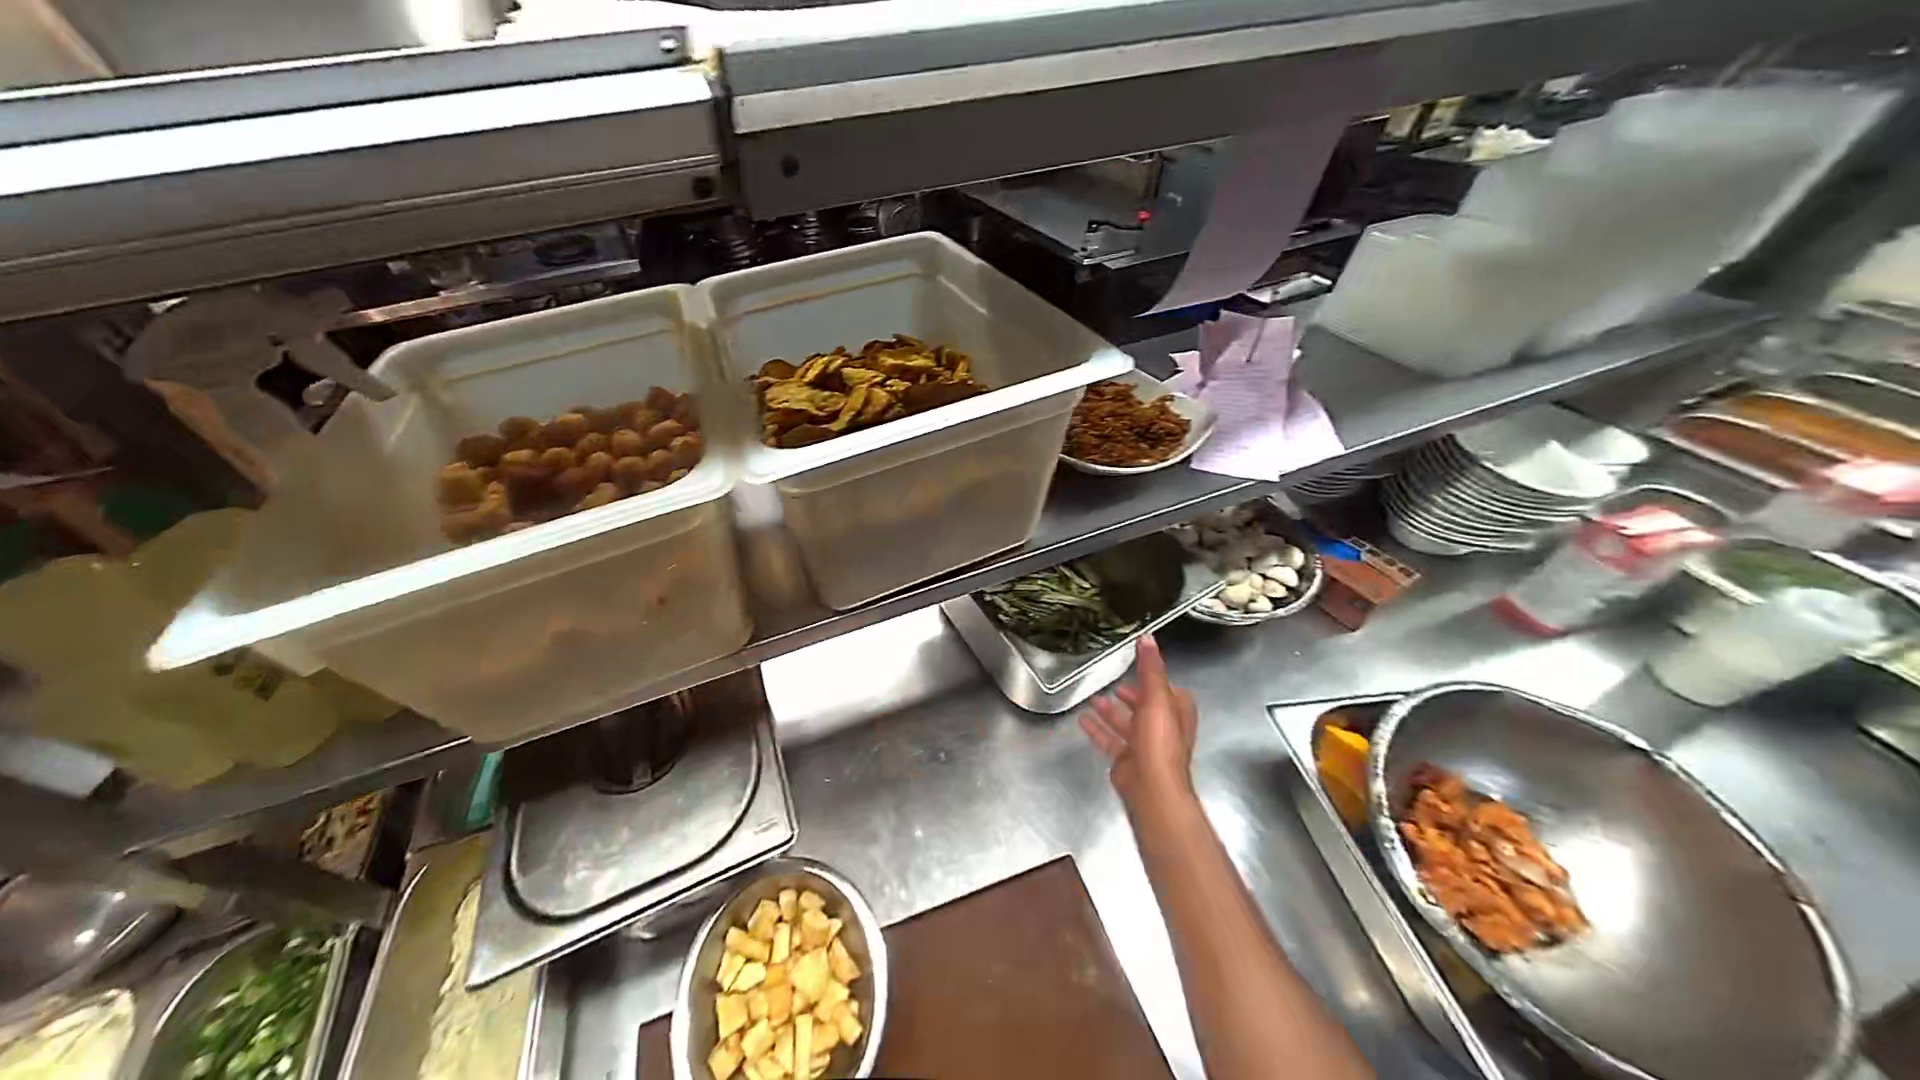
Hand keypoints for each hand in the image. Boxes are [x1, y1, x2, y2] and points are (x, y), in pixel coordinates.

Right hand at [1079, 634, 1198, 809]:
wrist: (1151, 787)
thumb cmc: (1159, 743)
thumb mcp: (1156, 697)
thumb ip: (1150, 668)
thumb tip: (1148, 639)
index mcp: (1177, 712)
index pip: (1167, 689)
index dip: (1154, 678)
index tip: (1140, 666)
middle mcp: (1164, 728)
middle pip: (1146, 706)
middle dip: (1131, 694)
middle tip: (1116, 683)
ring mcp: (1145, 746)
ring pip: (1126, 722)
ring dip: (1110, 711)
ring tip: (1093, 698)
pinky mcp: (1127, 759)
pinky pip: (1110, 740)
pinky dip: (1097, 729)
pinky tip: (1084, 720)